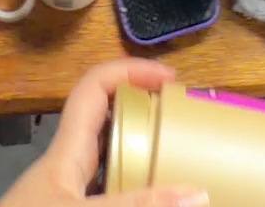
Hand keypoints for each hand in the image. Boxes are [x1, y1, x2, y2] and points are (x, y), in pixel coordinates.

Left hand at [0, 58, 206, 206]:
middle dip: (145, 118)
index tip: (170, 80)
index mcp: (65, 150)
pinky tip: (153, 200)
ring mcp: (65, 195)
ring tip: (181, 168)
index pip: (95, 86)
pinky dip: (131, 193)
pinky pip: (105, 192)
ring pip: (110, 164)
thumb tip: (199, 194)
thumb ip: (137, 206)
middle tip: (183, 127)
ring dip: (142, 161)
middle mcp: (66, 167)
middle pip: (108, 123)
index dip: (131, 71)